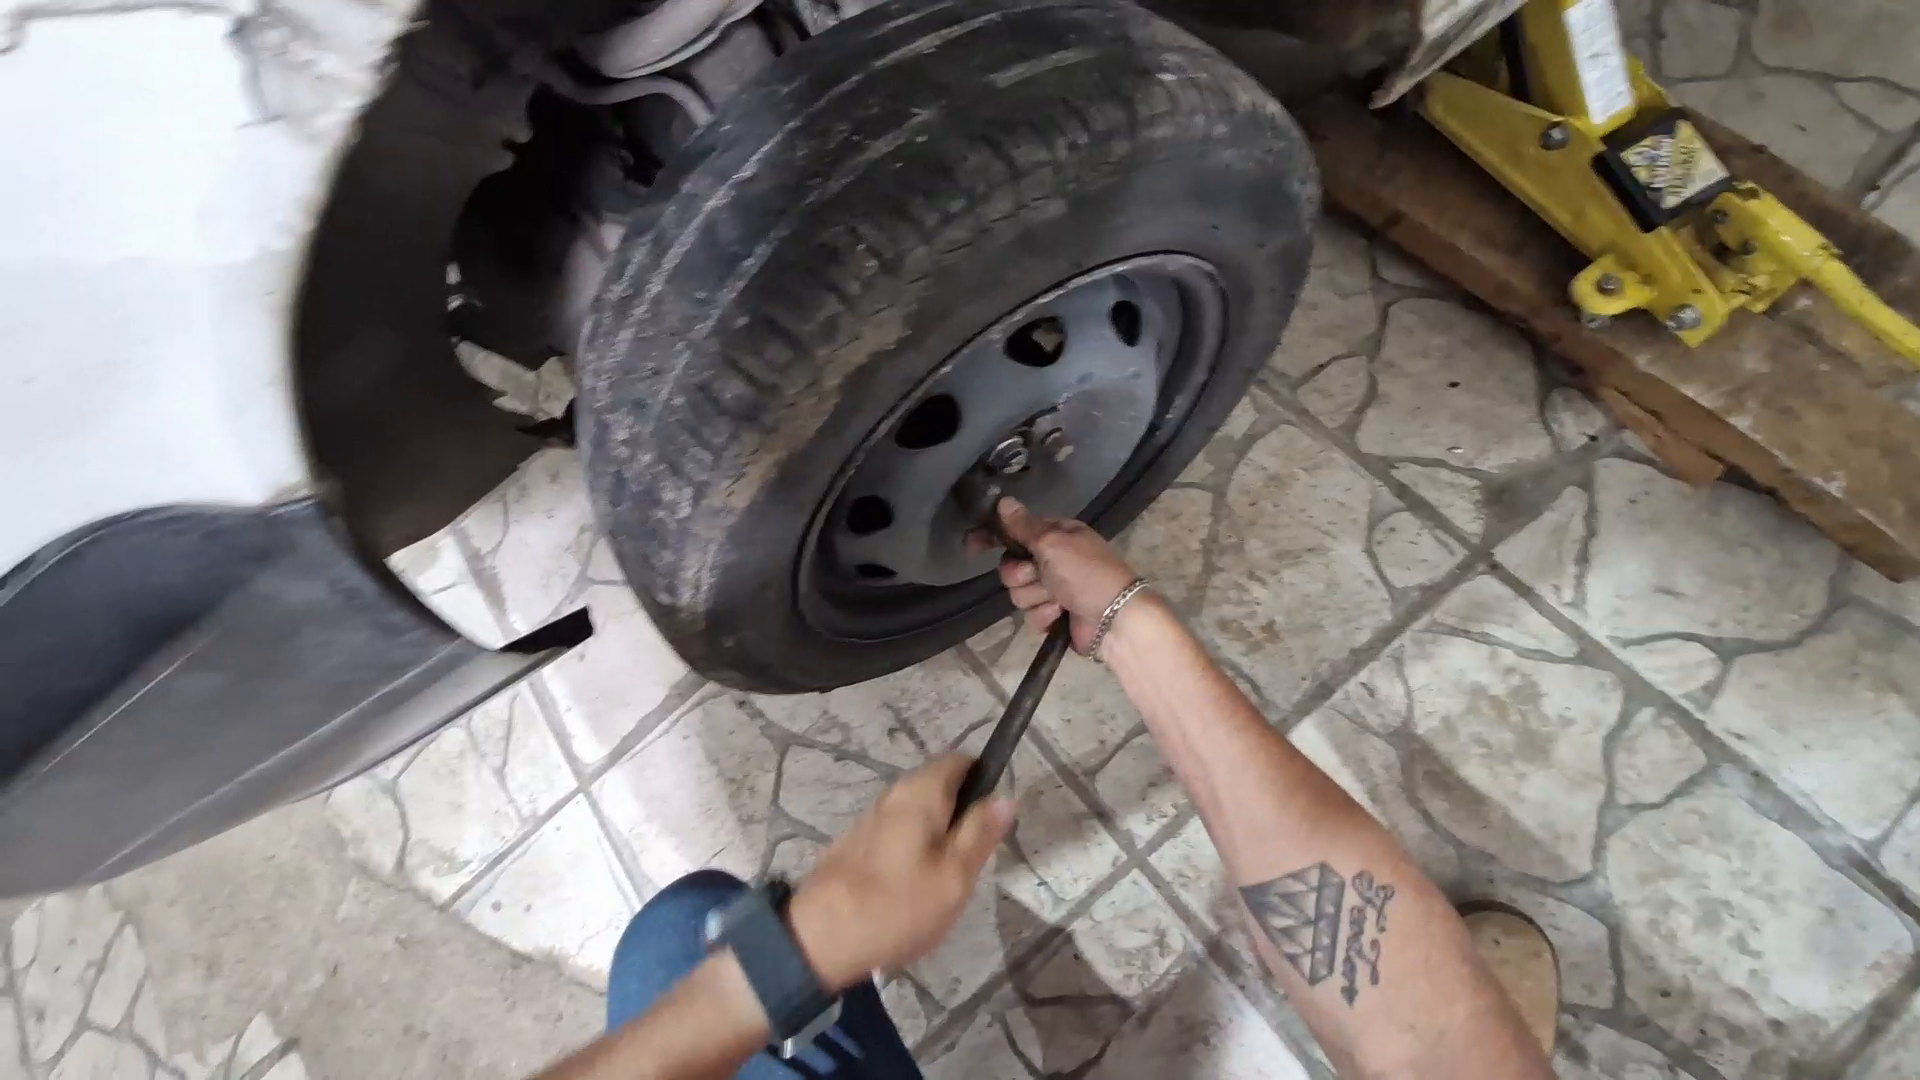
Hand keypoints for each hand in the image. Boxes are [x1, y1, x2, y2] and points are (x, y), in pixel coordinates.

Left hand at [786, 755, 1015, 991]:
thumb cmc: (897, 905)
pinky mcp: (858, 841)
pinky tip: (912, 891)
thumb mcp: (954, 876)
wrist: (819, 938)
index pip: (961, 761)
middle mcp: (895, 792)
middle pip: (941, 788)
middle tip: (969, 864)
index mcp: (921, 791)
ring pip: (920, 813)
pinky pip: (899, 832)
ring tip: (942, 883)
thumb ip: (981, 833)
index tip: (992, 822)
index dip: (984, 783)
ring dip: (937, 838)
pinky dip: (914, 851)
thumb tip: (1006, 797)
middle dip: (961, 817)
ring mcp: (872, 816)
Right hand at [976, 498, 1139, 653]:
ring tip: (1059, 599)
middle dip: (1021, 575)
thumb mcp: (1054, 542)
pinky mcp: (1053, 614)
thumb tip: (1004, 501)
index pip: (1013, 531)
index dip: (991, 538)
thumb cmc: (1086, 572)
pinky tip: (1061, 615)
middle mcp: (1052, 559)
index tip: (972, 547)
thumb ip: (1024, 525)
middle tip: (1040, 576)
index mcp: (1055, 535)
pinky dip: (1045, 615)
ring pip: (1018, 592)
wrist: (1114, 618)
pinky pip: (1031, 615)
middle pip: (1009, 566)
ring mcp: (1053, 588)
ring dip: (1036, 597)